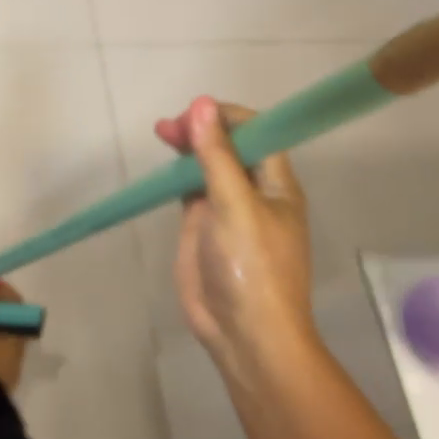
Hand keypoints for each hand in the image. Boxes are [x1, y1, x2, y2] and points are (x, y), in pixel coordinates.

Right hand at [156, 97, 314, 369]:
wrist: (244, 334)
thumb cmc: (252, 267)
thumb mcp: (235, 206)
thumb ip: (217, 155)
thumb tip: (201, 104)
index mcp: (276, 184)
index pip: (257, 133)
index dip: (227, 117)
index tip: (195, 114)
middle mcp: (253, 190)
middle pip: (229, 144)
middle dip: (202, 127)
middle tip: (169, 127)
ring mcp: (226, 207)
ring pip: (207, 162)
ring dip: (187, 144)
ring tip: (161, 133)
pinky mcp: (202, 224)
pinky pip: (190, 186)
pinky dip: (176, 170)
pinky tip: (161, 165)